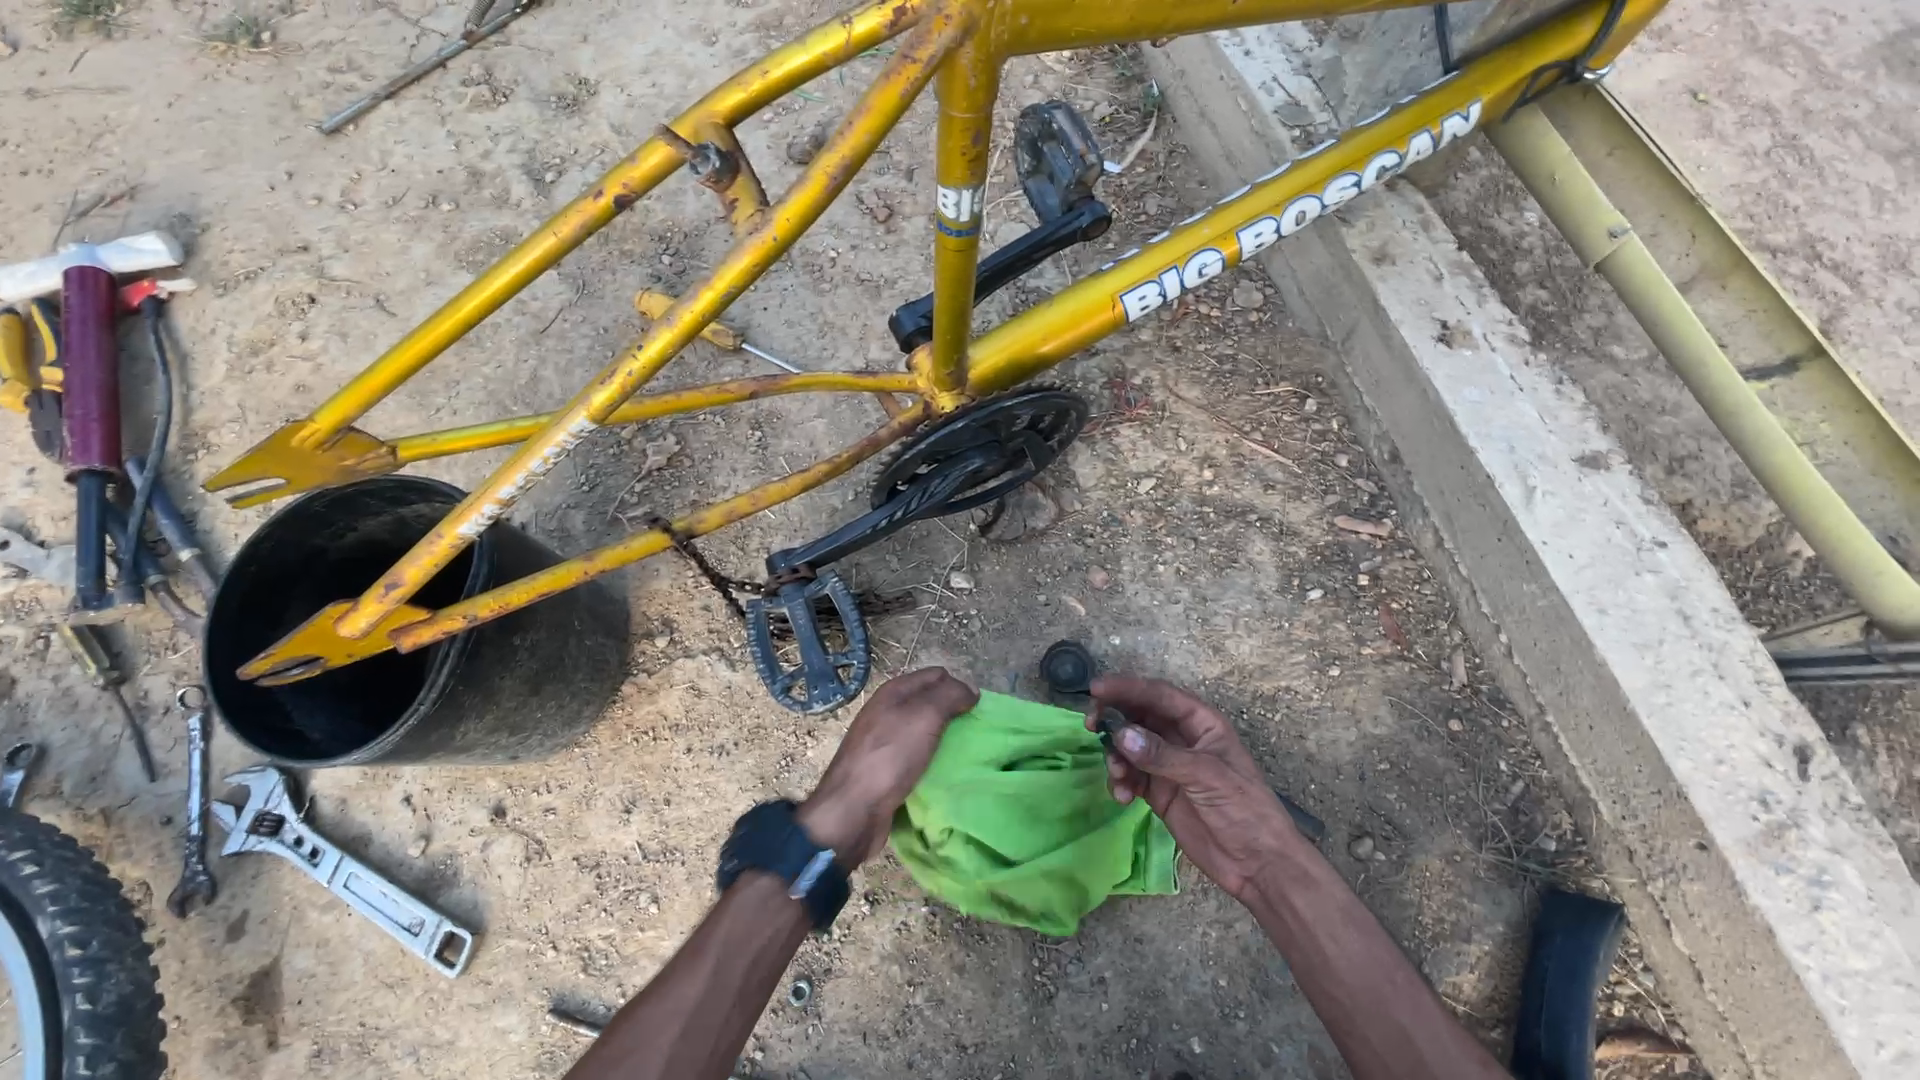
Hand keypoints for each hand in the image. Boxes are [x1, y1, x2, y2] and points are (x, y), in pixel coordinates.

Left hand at [798, 667, 977, 866]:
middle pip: (930, 703)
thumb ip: (950, 695)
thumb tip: (971, 690)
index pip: (936, 676)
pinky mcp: (885, 769)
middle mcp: (887, 711)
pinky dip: (931, 761)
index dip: (958, 687)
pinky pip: (917, 756)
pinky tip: (943, 773)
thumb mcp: (925, 715)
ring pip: (925, 731)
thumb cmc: (890, 755)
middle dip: (953, 714)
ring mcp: (884, 741)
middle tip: (973, 734)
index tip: (976, 711)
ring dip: (944, 740)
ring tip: (964, 754)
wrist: (854, 809)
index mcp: (894, 691)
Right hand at [1088, 675, 1301, 900]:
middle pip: (1138, 716)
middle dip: (1114, 718)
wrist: (1257, 864)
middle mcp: (1181, 738)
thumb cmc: (1245, 810)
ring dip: (1115, 756)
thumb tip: (1121, 734)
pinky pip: (1129, 776)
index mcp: (1201, 723)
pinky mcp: (1158, 792)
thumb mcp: (1206, 777)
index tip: (1096, 690)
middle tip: (1091, 725)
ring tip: (1117, 776)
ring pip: (1128, 746)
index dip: (1127, 688)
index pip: (1158, 695)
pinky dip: (1119, 781)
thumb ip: (1163, 755)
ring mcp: (1168, 765)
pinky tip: (1122, 797)